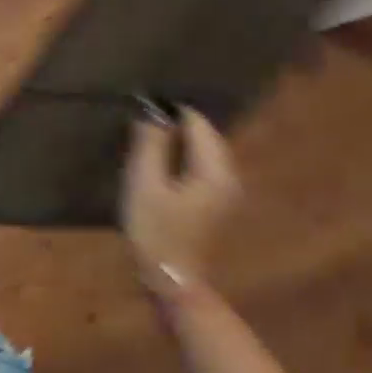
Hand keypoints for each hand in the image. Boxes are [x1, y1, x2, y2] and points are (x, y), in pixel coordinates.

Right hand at [121, 108, 241, 290]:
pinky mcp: (214, 202)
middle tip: (143, 108)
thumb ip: (150, 145)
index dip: (172, 109)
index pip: (199, 125)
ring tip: (148, 126)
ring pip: (206, 152)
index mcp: (214, 172)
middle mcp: (228, 178)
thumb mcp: (144, 183)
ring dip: (181, 137)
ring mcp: (224, 192)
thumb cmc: (155, 228)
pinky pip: (202, 165)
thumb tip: (151, 113)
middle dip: (179, 121)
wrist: (172, 276)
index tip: (144, 97)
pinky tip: (160, 154)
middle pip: (208, 138)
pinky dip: (184, 153)